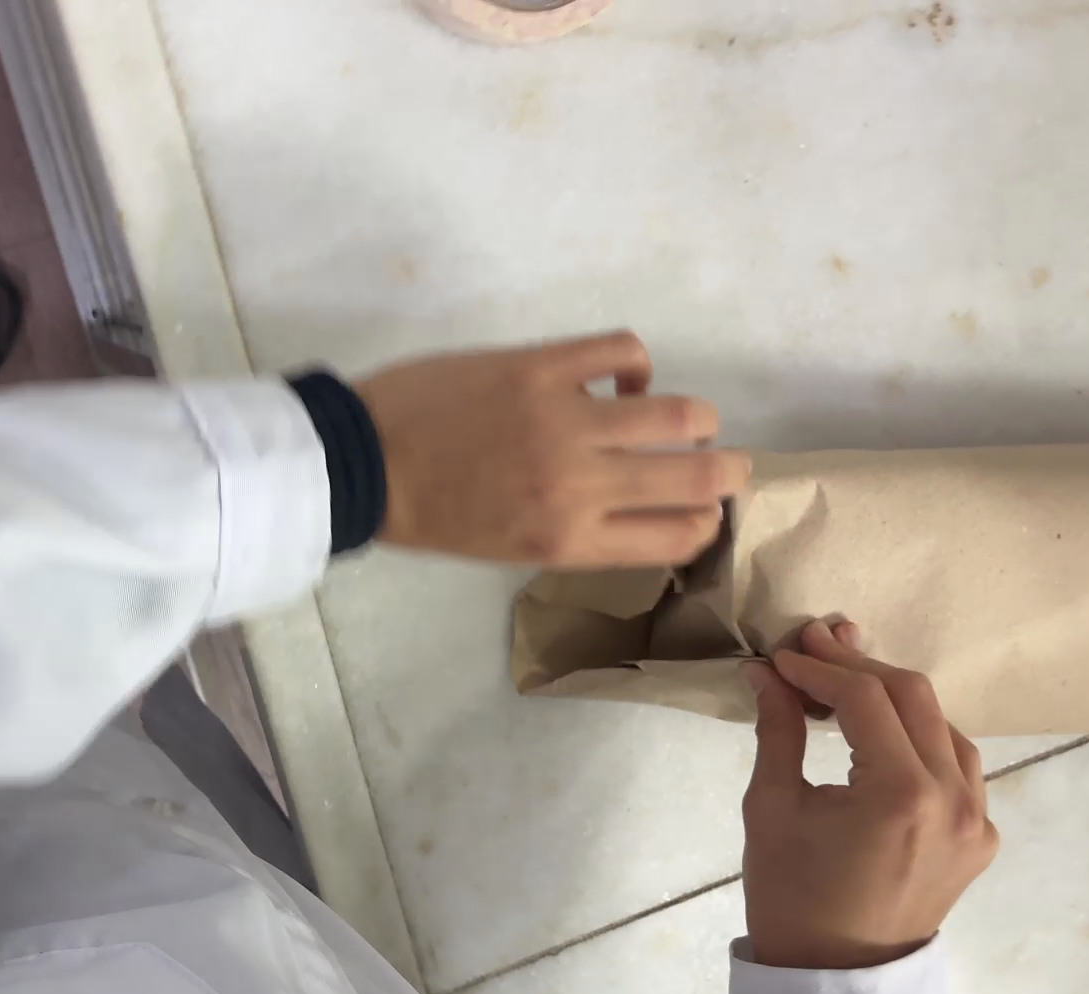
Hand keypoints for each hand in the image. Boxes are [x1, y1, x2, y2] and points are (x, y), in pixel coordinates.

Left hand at [354, 332, 748, 566]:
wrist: (361, 463)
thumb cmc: (429, 515)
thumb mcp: (505, 547)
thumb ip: (575, 532)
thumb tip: (629, 504)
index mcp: (569, 541)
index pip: (678, 537)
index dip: (702, 521)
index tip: (699, 507)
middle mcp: (581, 485)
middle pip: (700, 476)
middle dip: (727, 470)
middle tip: (721, 461)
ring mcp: (564, 420)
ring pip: (680, 412)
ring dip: (695, 417)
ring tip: (680, 418)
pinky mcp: (540, 366)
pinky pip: (622, 350)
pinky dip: (635, 363)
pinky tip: (620, 378)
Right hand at [739, 620, 999, 969]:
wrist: (837, 973)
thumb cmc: (791, 891)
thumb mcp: (770, 805)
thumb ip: (776, 730)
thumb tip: (763, 672)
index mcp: (902, 795)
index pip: (865, 699)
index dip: (816, 667)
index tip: (776, 656)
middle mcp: (957, 800)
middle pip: (914, 697)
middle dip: (856, 663)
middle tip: (807, 642)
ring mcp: (978, 820)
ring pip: (942, 723)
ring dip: (889, 692)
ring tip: (837, 675)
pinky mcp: (978, 835)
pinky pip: (955, 761)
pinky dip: (913, 729)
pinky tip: (876, 727)